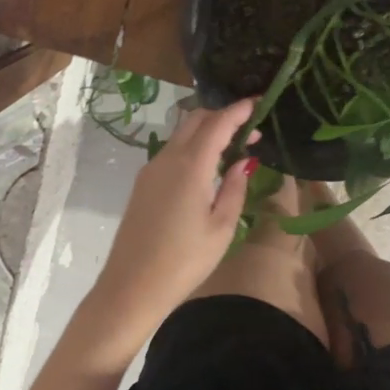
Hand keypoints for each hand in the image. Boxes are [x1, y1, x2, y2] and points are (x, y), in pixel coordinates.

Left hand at [92, 97, 258, 329]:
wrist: (131, 287)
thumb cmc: (184, 261)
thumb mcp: (222, 227)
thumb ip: (235, 188)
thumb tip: (244, 161)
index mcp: (190, 166)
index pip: (217, 124)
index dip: (239, 110)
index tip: (259, 102)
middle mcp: (167, 159)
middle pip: (194, 121)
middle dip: (222, 116)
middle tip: (250, 128)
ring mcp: (150, 171)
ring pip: (180, 135)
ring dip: (206, 133)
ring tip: (233, 149)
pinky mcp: (142, 185)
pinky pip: (171, 153)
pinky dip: (192, 149)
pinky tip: (208, 169)